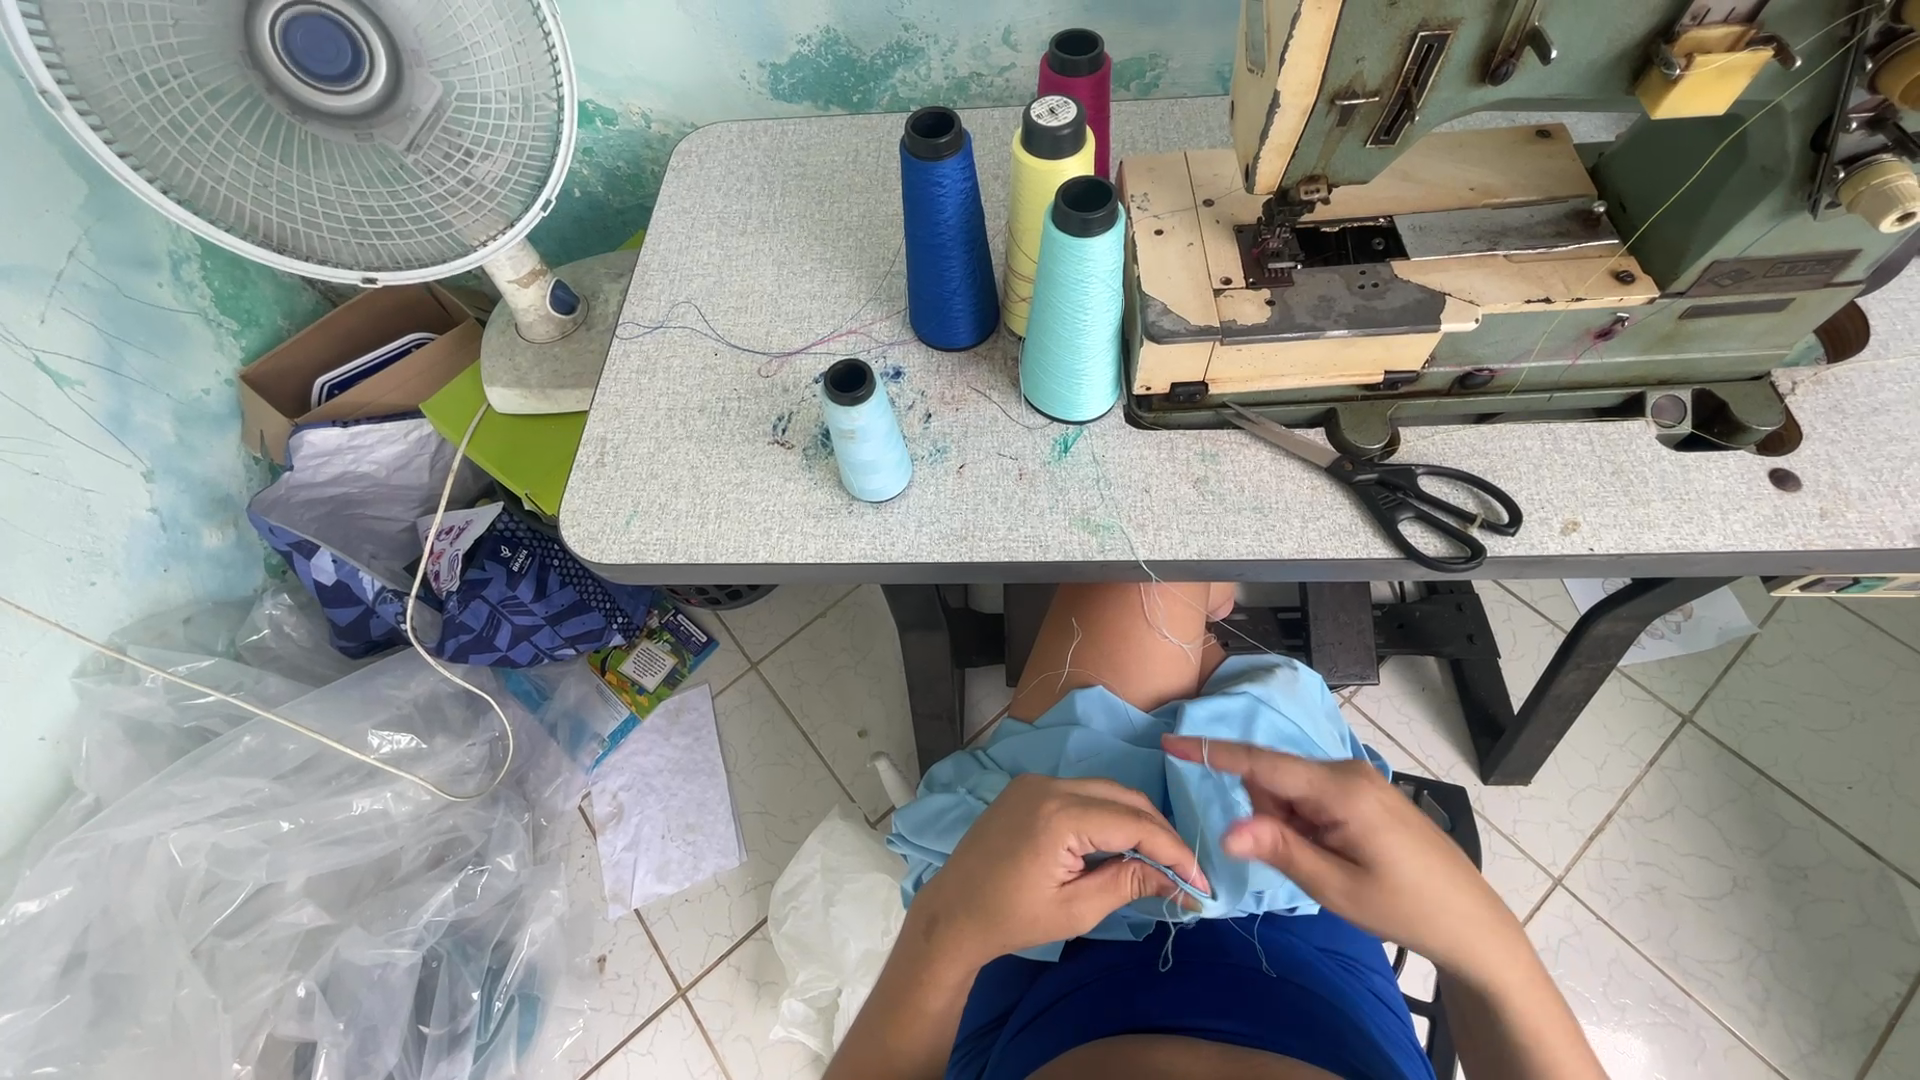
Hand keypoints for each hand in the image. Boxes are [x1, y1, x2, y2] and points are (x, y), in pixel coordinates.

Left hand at [903, 774, 1209, 968]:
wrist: (952, 912)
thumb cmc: (1011, 918)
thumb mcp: (1076, 910)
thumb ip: (1127, 884)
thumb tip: (1176, 879)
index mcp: (1060, 815)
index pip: (1134, 822)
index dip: (1173, 850)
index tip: (1201, 881)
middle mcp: (1049, 785)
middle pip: (1123, 797)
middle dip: (1158, 831)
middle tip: (1184, 870)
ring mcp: (1035, 782)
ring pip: (1104, 791)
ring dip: (1134, 820)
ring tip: (1158, 859)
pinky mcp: (1028, 788)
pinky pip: (1081, 793)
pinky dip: (1106, 814)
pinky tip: (1120, 843)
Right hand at [1162, 735, 1523, 981]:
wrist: (1472, 924)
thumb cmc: (1405, 908)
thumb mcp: (1335, 888)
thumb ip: (1279, 849)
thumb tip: (1226, 829)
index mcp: (1339, 789)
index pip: (1261, 762)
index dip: (1211, 752)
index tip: (1169, 741)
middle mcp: (1345, 770)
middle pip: (1273, 779)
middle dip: (1268, 817)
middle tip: (1306, 863)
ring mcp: (1357, 777)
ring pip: (1290, 790)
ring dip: (1290, 825)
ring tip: (1327, 864)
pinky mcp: (1363, 790)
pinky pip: (1311, 795)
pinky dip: (1305, 823)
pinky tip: (1334, 853)